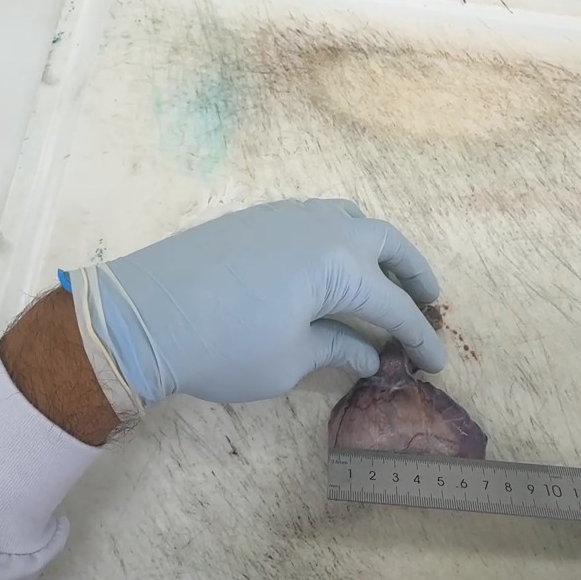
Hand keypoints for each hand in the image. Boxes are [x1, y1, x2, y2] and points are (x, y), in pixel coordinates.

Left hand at [74, 199, 444, 404]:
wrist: (144, 313)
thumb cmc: (224, 345)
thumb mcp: (287, 360)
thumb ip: (335, 349)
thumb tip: (368, 354)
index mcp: (338, 265)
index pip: (393, 305)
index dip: (419, 337)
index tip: (437, 364)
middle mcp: (322, 228)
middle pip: (385, 242)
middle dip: (413, 273)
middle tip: (427, 301)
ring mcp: (287, 215)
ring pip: (350, 217)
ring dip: (376, 245)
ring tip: (381, 275)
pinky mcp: (258, 217)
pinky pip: (315, 215)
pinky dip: (338, 236)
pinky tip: (328, 263)